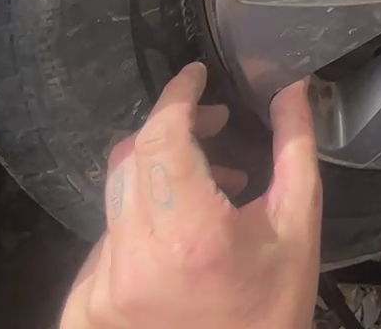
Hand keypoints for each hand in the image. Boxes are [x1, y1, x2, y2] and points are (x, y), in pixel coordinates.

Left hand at [60, 63, 321, 328]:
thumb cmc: (275, 301)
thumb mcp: (299, 220)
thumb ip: (294, 146)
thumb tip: (290, 88)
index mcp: (189, 233)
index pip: (161, 139)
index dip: (176, 97)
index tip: (196, 75)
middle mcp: (129, 259)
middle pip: (131, 160)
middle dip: (172, 128)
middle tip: (216, 125)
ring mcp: (96, 291)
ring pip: (117, 197)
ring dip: (160, 175)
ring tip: (211, 189)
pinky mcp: (80, 312)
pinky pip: (105, 239)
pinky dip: (142, 219)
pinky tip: (179, 238)